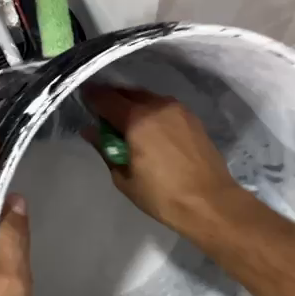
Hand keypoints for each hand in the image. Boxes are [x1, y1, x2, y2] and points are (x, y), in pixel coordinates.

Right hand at [82, 86, 245, 233]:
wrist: (210, 202)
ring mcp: (178, 109)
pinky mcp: (192, 118)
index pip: (106, 99)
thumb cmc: (162, 196)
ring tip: (126, 120)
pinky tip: (149, 127)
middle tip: (102, 111)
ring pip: (148, 98)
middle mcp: (158, 106)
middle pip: (128, 93)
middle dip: (113, 98)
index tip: (83, 98)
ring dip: (133, 103)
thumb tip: (90, 131)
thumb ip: (105, 149)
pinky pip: (164, 106)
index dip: (92, 97)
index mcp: (137, 120)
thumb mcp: (124, 178)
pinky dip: (151, 110)